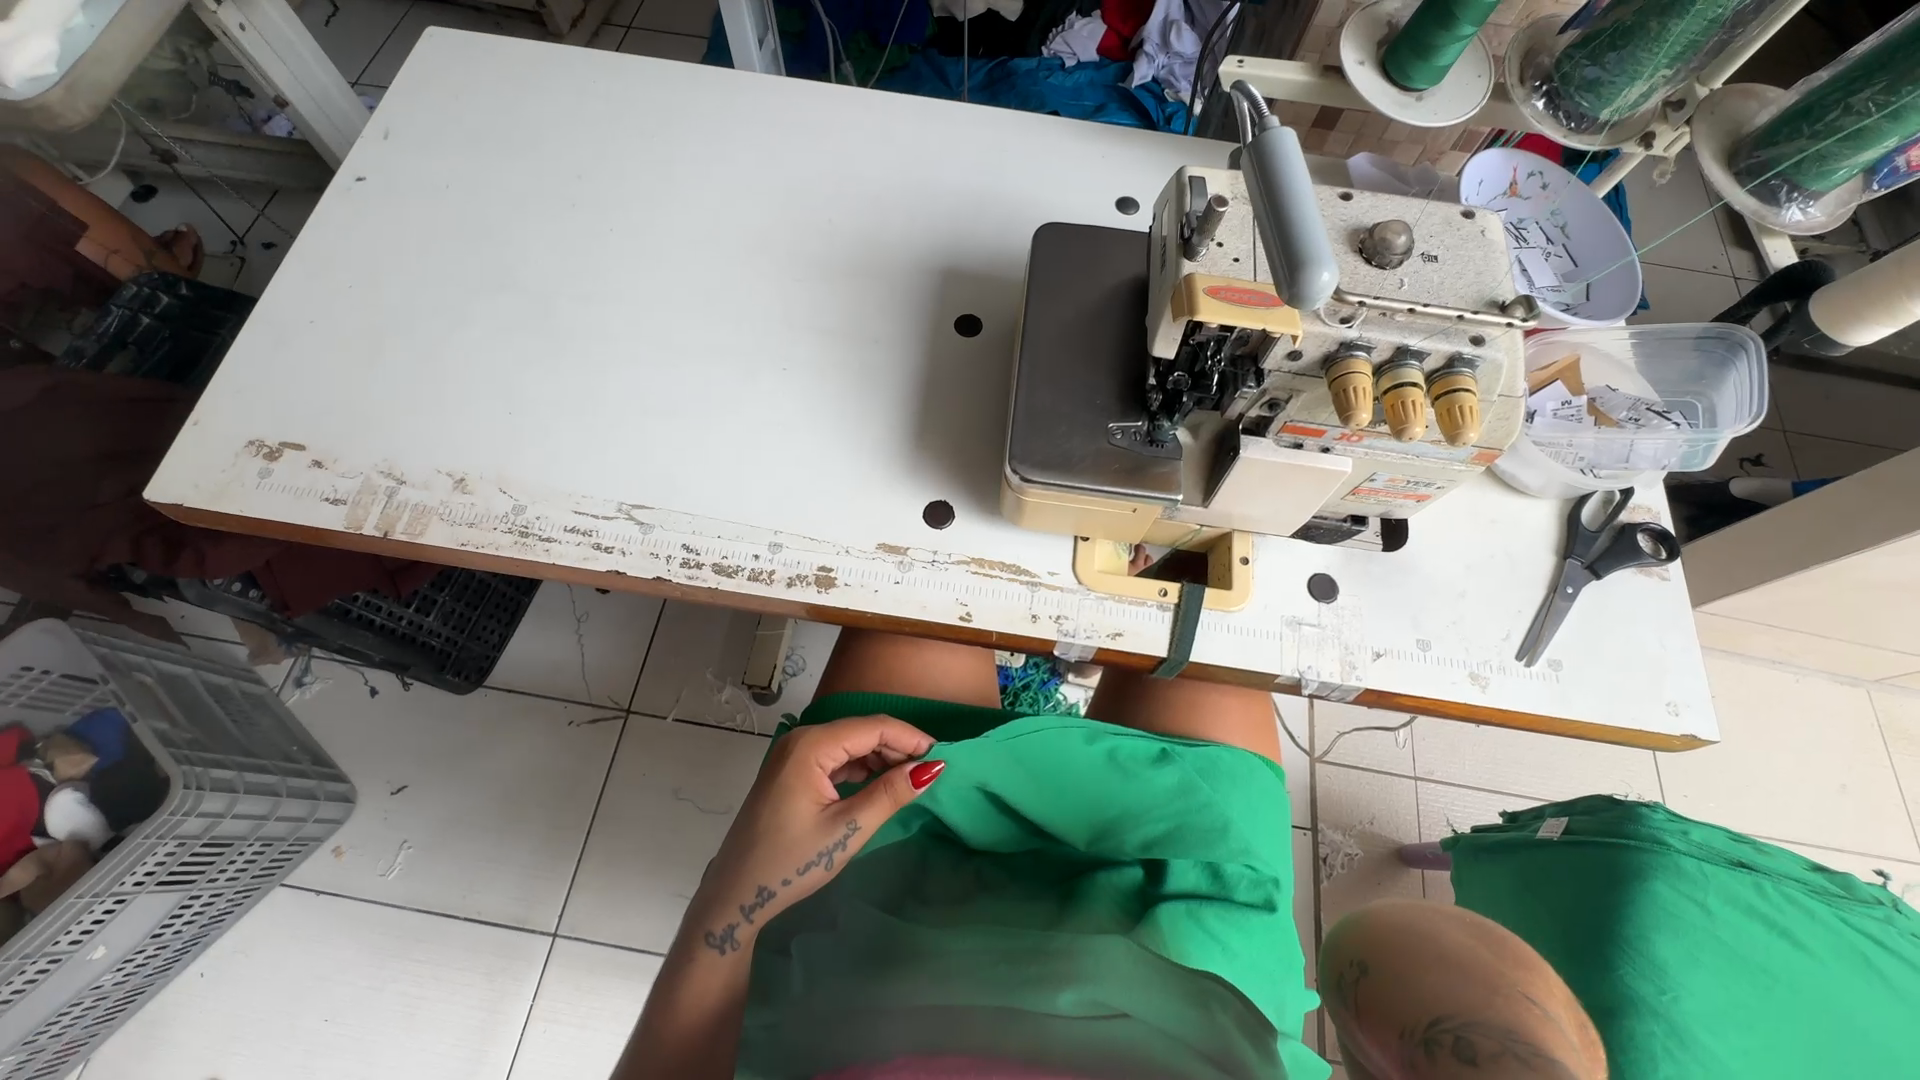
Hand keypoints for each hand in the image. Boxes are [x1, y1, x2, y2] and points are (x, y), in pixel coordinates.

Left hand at [685, 715, 943, 959]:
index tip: (942, 758)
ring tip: (909, 783)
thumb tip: (932, 768)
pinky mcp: (793, 770)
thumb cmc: (791, 863)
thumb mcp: (847, 830)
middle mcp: (801, 739)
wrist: (737, 894)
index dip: (911, 738)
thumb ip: (890, 794)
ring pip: (851, 744)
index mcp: (811, 746)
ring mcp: (794, 754)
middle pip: (862, 731)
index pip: (873, 727)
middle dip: (898, 748)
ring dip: (881, 758)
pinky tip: (879, 786)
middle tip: (929, 775)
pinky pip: (836, 757)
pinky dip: (861, 768)